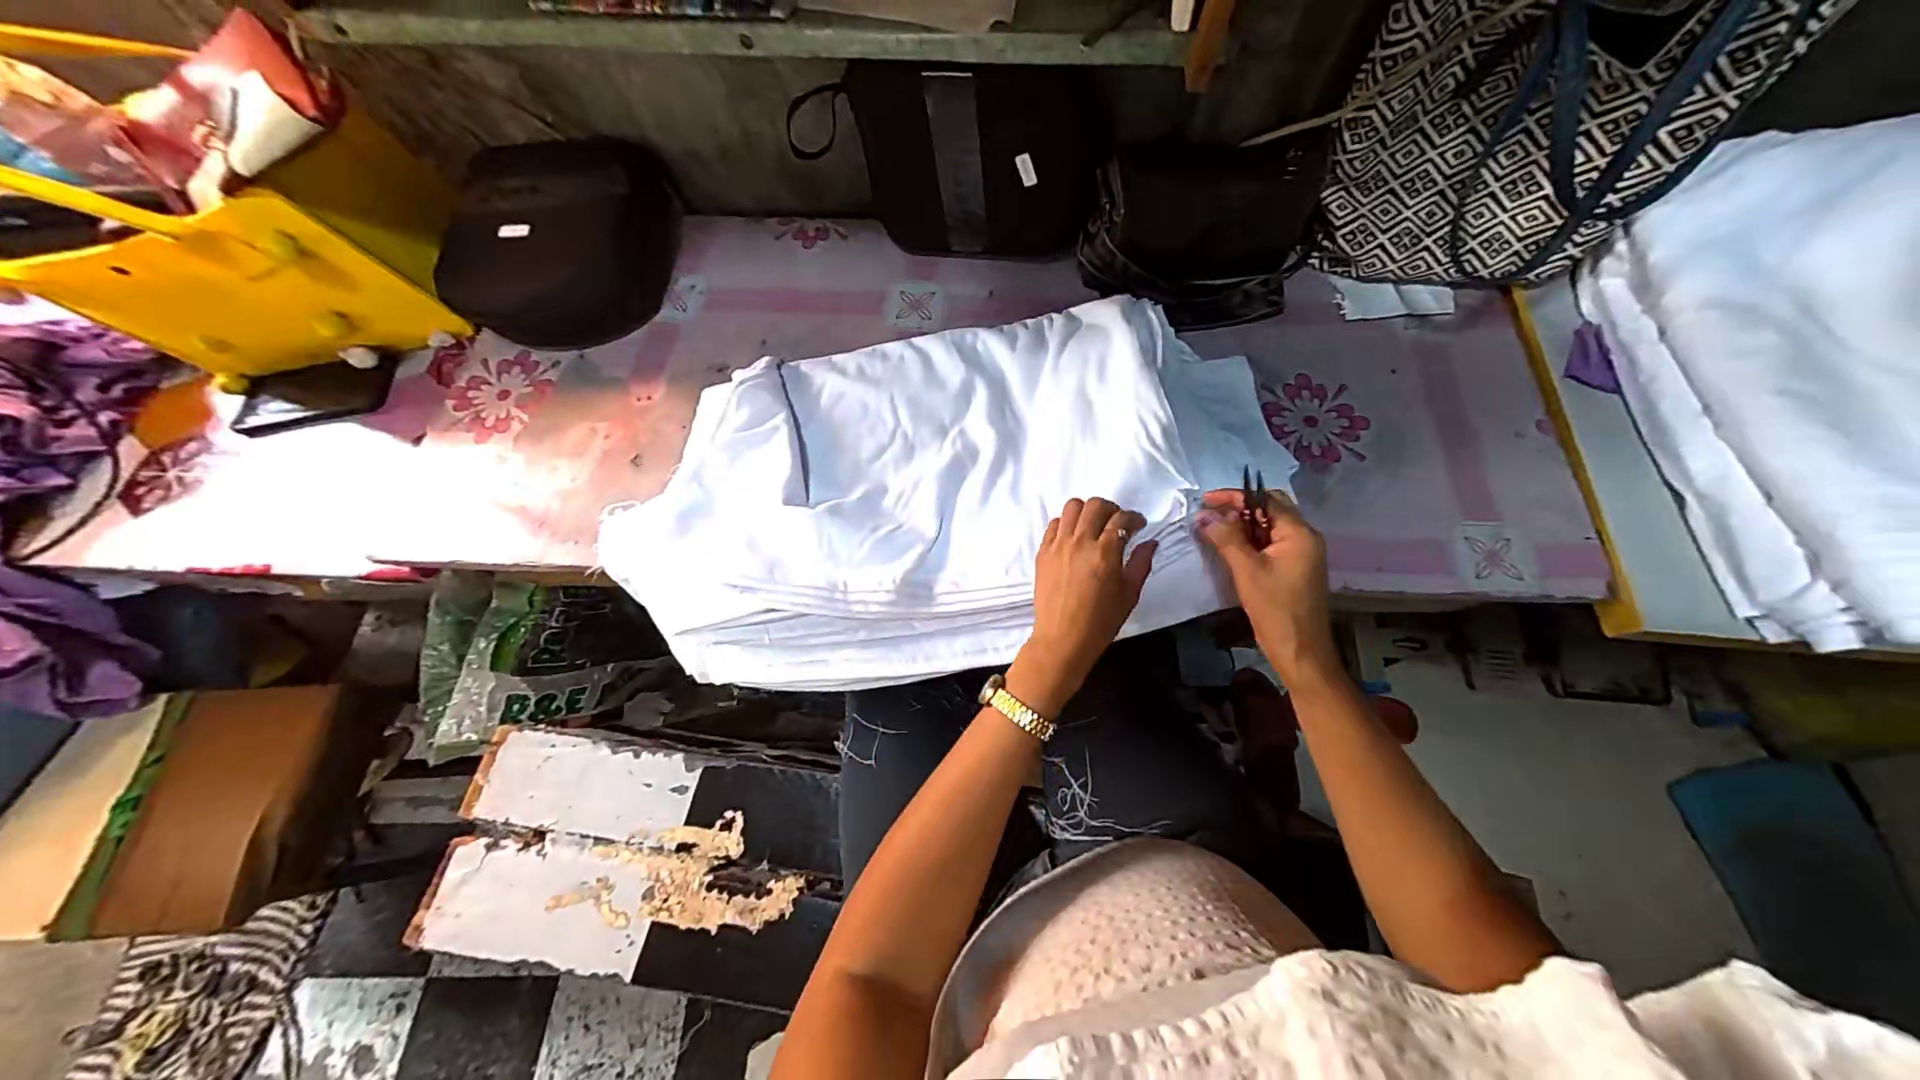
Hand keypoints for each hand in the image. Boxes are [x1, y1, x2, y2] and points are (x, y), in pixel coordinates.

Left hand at [1015, 497, 1157, 714]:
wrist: (1063, 638)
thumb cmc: (1101, 621)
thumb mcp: (1129, 594)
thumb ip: (1141, 563)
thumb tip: (1150, 542)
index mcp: (1105, 553)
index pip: (1122, 519)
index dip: (1134, 518)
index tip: (1139, 525)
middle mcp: (1080, 542)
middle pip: (1096, 505)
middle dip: (1112, 508)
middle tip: (1117, 522)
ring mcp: (1058, 545)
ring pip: (1072, 507)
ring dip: (1087, 511)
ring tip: (1094, 525)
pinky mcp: (1043, 552)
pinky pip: (1053, 524)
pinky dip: (1066, 523)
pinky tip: (1074, 536)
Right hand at [1197, 488, 1336, 683]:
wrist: (1300, 650)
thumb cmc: (1276, 609)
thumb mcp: (1246, 570)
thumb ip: (1226, 538)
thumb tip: (1204, 515)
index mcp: (1299, 533)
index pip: (1266, 499)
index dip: (1235, 496)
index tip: (1206, 500)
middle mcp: (1305, 538)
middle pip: (1270, 509)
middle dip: (1239, 508)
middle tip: (1209, 515)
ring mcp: (1301, 554)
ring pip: (1269, 527)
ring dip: (1242, 525)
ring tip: (1214, 530)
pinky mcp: (1293, 568)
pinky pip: (1270, 544)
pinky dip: (1250, 541)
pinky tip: (1229, 547)